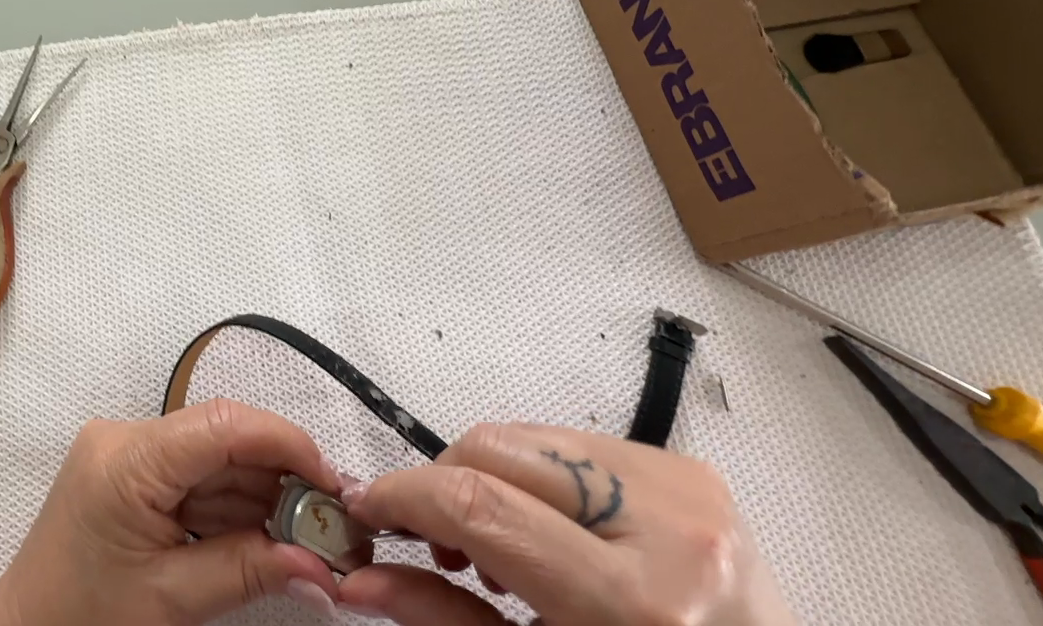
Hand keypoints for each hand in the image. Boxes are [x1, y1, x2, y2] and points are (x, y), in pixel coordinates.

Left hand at [0, 399, 344, 625]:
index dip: (284, 443)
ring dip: (263, 496)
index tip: (333, 483)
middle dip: (281, 479)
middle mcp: (124, 438)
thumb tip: (323, 569)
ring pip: (214, 459)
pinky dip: (233, 505)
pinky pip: (195, 476)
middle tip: (333, 525)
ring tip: (311, 538)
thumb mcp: (170, 599)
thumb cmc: (83, 618)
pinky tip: (268, 535)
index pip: (220, 425)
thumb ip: (249, 572)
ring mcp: (126, 451)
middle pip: (222, 440)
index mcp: (126, 459)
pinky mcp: (131, 470)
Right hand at [336, 423, 795, 624]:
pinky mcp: (687, 468)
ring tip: (495, 544)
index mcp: (634, 603)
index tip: (362, 509)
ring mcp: (683, 484)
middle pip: (492, 450)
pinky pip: (565, 440)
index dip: (402, 497)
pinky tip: (543, 527)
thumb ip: (442, 617)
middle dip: (439, 485)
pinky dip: (529, 474)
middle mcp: (665, 523)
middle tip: (434, 541)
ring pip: (521, 434)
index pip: (479, 505)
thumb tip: (355, 580)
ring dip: (482, 476)